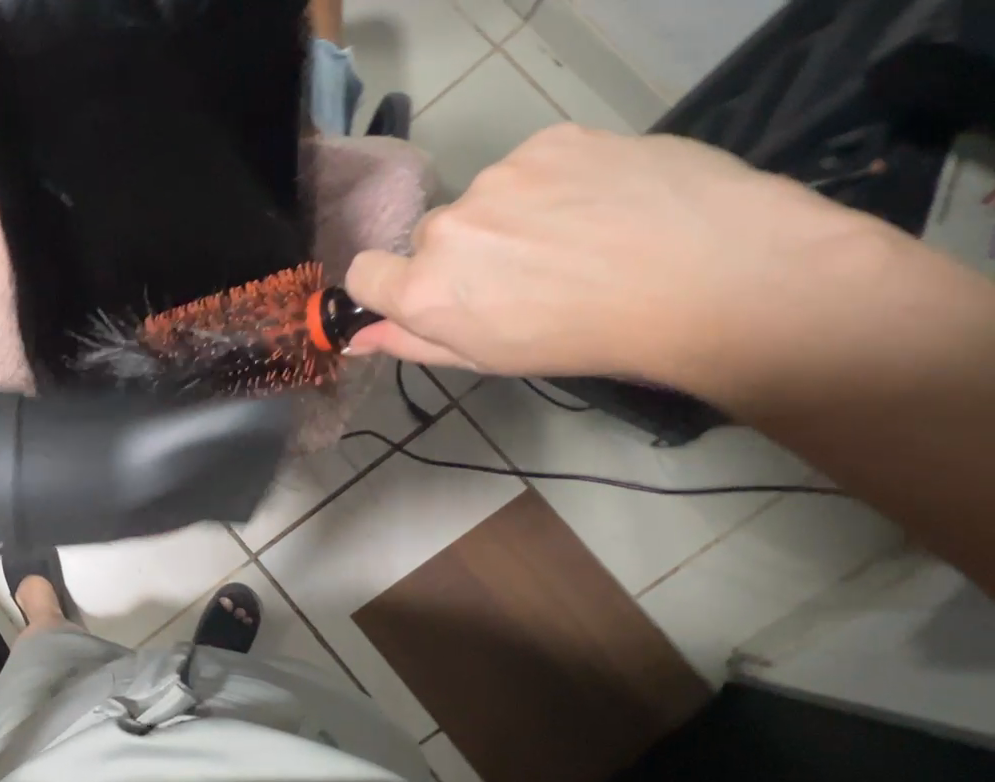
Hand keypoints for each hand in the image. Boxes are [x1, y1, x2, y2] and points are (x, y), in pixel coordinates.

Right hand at [342, 124, 900, 386]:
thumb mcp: (489, 357)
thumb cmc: (587, 338)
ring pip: (485, 198)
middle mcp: (448, 228)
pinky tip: (599, 204)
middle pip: (432, 236)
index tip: (427, 293)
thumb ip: (413, 342)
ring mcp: (499, 177)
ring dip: (511, 216)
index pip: (364, 273)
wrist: (708, 277)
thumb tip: (357, 337)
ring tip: (576, 238)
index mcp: (425, 290)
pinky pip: (532, 163)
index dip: (389, 285)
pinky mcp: (551, 140)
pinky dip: (554, 182)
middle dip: (464, 253)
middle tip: (526, 275)